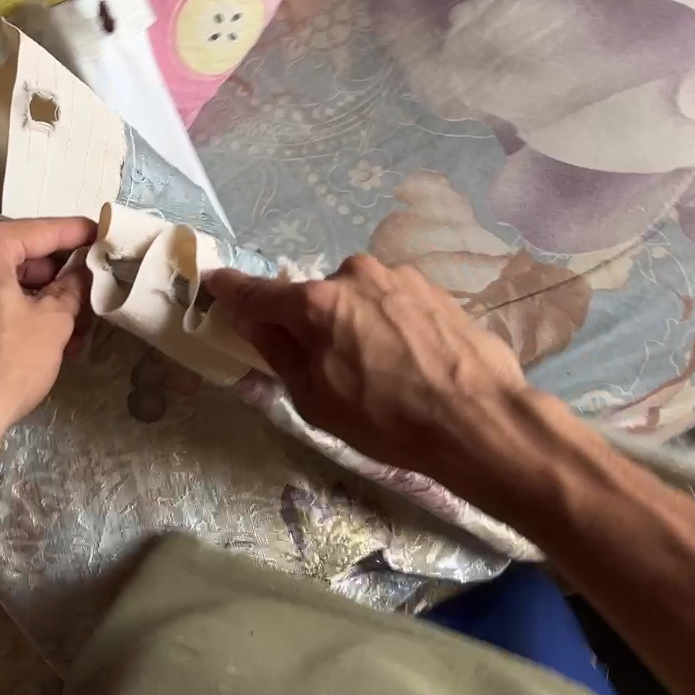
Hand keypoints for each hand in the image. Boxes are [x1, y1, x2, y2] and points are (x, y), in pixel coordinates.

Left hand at [0, 217, 95, 451]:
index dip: (78, 234)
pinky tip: (40, 336)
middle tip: (91, 290)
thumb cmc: (2, 366)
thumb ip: (72, 288)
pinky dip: (9, 310)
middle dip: (57, 275)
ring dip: (36, 298)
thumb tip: (82, 272)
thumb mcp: (52, 324)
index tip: (103, 234)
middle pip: (16, 255)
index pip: (42, 230)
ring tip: (74, 325)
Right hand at [204, 255, 591, 483]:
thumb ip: (277, 351)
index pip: (258, 293)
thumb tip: (251, 319)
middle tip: (332, 368)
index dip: (231, 290)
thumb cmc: (388, 419)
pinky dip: (387, 321)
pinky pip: (389, 300)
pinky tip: (410, 356)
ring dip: (353, 322)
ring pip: (354, 297)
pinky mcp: (431, 285)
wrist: (480, 419)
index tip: (213, 281)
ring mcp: (396, 275)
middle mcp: (352, 274)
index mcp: (316, 303)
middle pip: (313, 298)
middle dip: (311, 324)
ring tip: (382, 367)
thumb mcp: (316, 399)